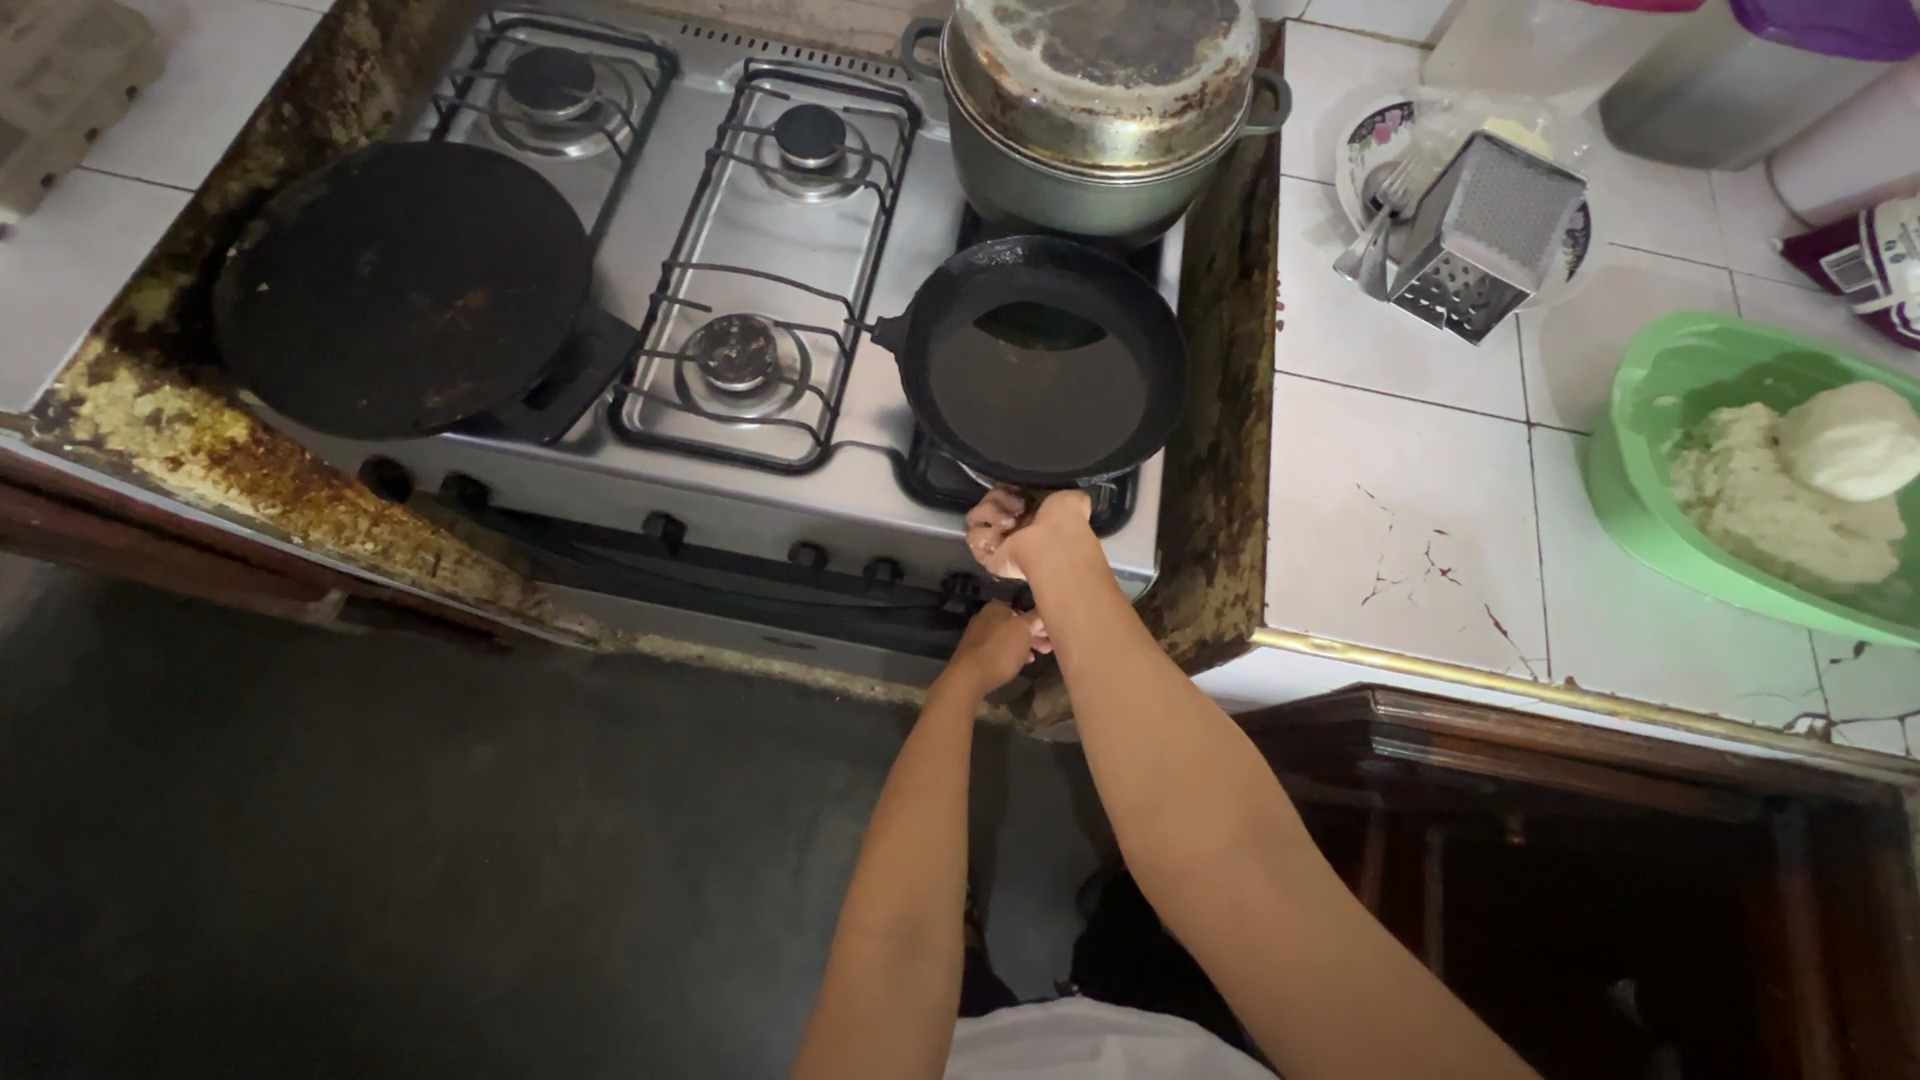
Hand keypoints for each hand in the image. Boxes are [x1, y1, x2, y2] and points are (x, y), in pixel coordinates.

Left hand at [938, 602, 1050, 697]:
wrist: (969, 676)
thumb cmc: (1000, 650)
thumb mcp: (1023, 631)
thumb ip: (1034, 619)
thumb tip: (1040, 613)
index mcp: (996, 608)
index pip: (1024, 611)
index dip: (1039, 623)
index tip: (1051, 635)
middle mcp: (985, 618)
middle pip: (1016, 625)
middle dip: (1033, 636)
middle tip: (1049, 648)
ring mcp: (979, 635)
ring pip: (1008, 638)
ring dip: (1024, 646)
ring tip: (1037, 658)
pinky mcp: (975, 653)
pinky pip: (999, 650)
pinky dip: (1011, 654)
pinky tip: (1020, 663)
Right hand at [965, 487, 1093, 581]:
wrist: (1054, 540)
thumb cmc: (1063, 516)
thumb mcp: (1067, 491)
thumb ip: (1054, 487)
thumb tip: (1045, 488)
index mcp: (1031, 511)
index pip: (1004, 492)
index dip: (1006, 486)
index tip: (1016, 486)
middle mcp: (1013, 526)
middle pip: (987, 501)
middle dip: (999, 497)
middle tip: (1018, 505)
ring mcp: (999, 542)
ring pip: (975, 517)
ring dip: (990, 513)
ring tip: (1010, 522)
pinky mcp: (987, 556)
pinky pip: (973, 537)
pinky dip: (985, 533)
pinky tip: (1001, 535)